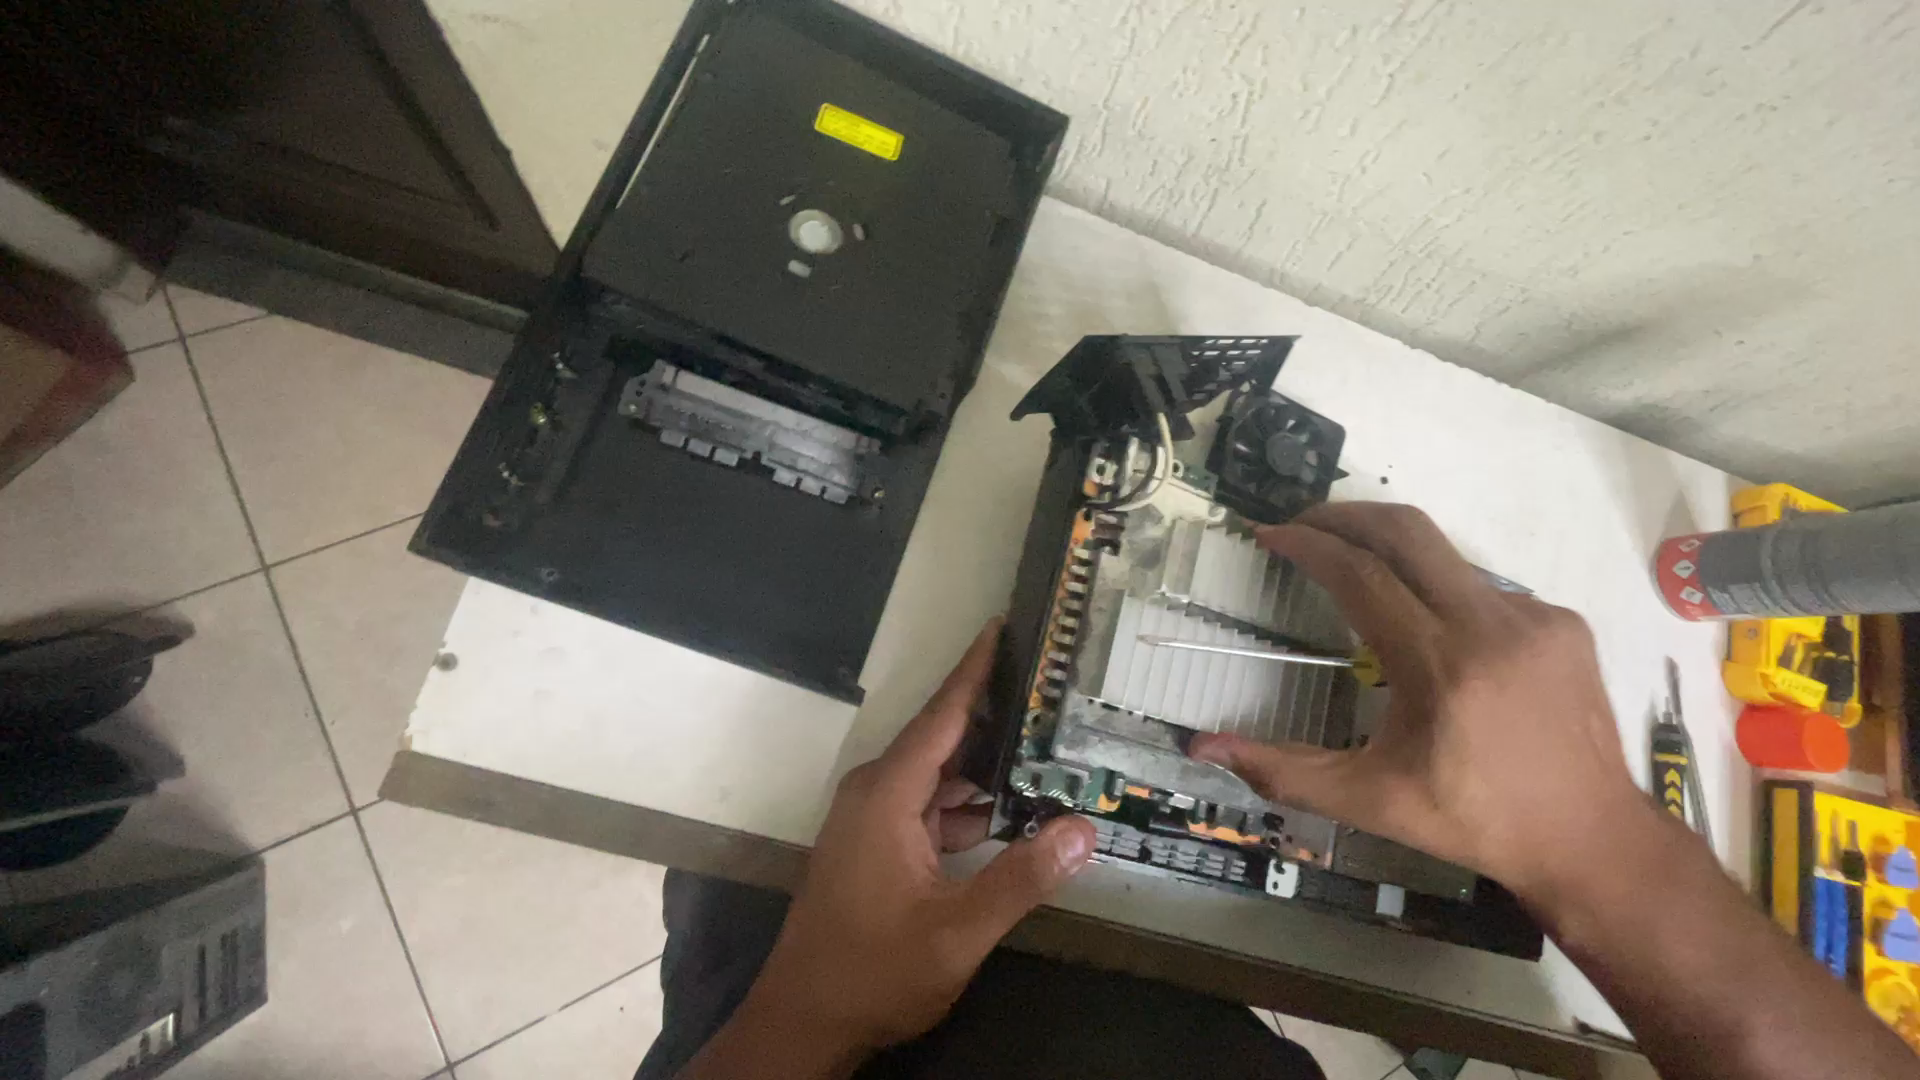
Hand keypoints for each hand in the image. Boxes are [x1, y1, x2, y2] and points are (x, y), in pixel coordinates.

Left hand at [741, 619, 1095, 1057]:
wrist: (804, 1021)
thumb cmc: (873, 971)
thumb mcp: (957, 931)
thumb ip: (1021, 878)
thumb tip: (1082, 830)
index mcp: (888, 794)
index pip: (941, 717)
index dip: (973, 671)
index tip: (999, 628)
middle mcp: (877, 791)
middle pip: (944, 740)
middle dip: (995, 719)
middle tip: (1050, 695)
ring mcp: (873, 818)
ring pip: (939, 777)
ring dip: (986, 772)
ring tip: (1047, 754)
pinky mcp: (876, 842)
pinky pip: (929, 807)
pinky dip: (967, 808)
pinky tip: (1012, 817)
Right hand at [1187, 503, 1652, 908]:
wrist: (1594, 840)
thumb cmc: (1470, 818)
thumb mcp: (1367, 799)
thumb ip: (1280, 769)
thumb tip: (1200, 748)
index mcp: (1440, 666)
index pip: (1361, 575)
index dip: (1308, 545)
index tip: (1269, 533)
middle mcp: (1492, 624)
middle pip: (1406, 531)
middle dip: (1342, 515)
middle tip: (1300, 523)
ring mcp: (1536, 617)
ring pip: (1443, 554)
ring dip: (1386, 549)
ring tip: (1349, 570)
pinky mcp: (1562, 622)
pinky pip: (1480, 585)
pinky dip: (1434, 586)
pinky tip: (1422, 624)